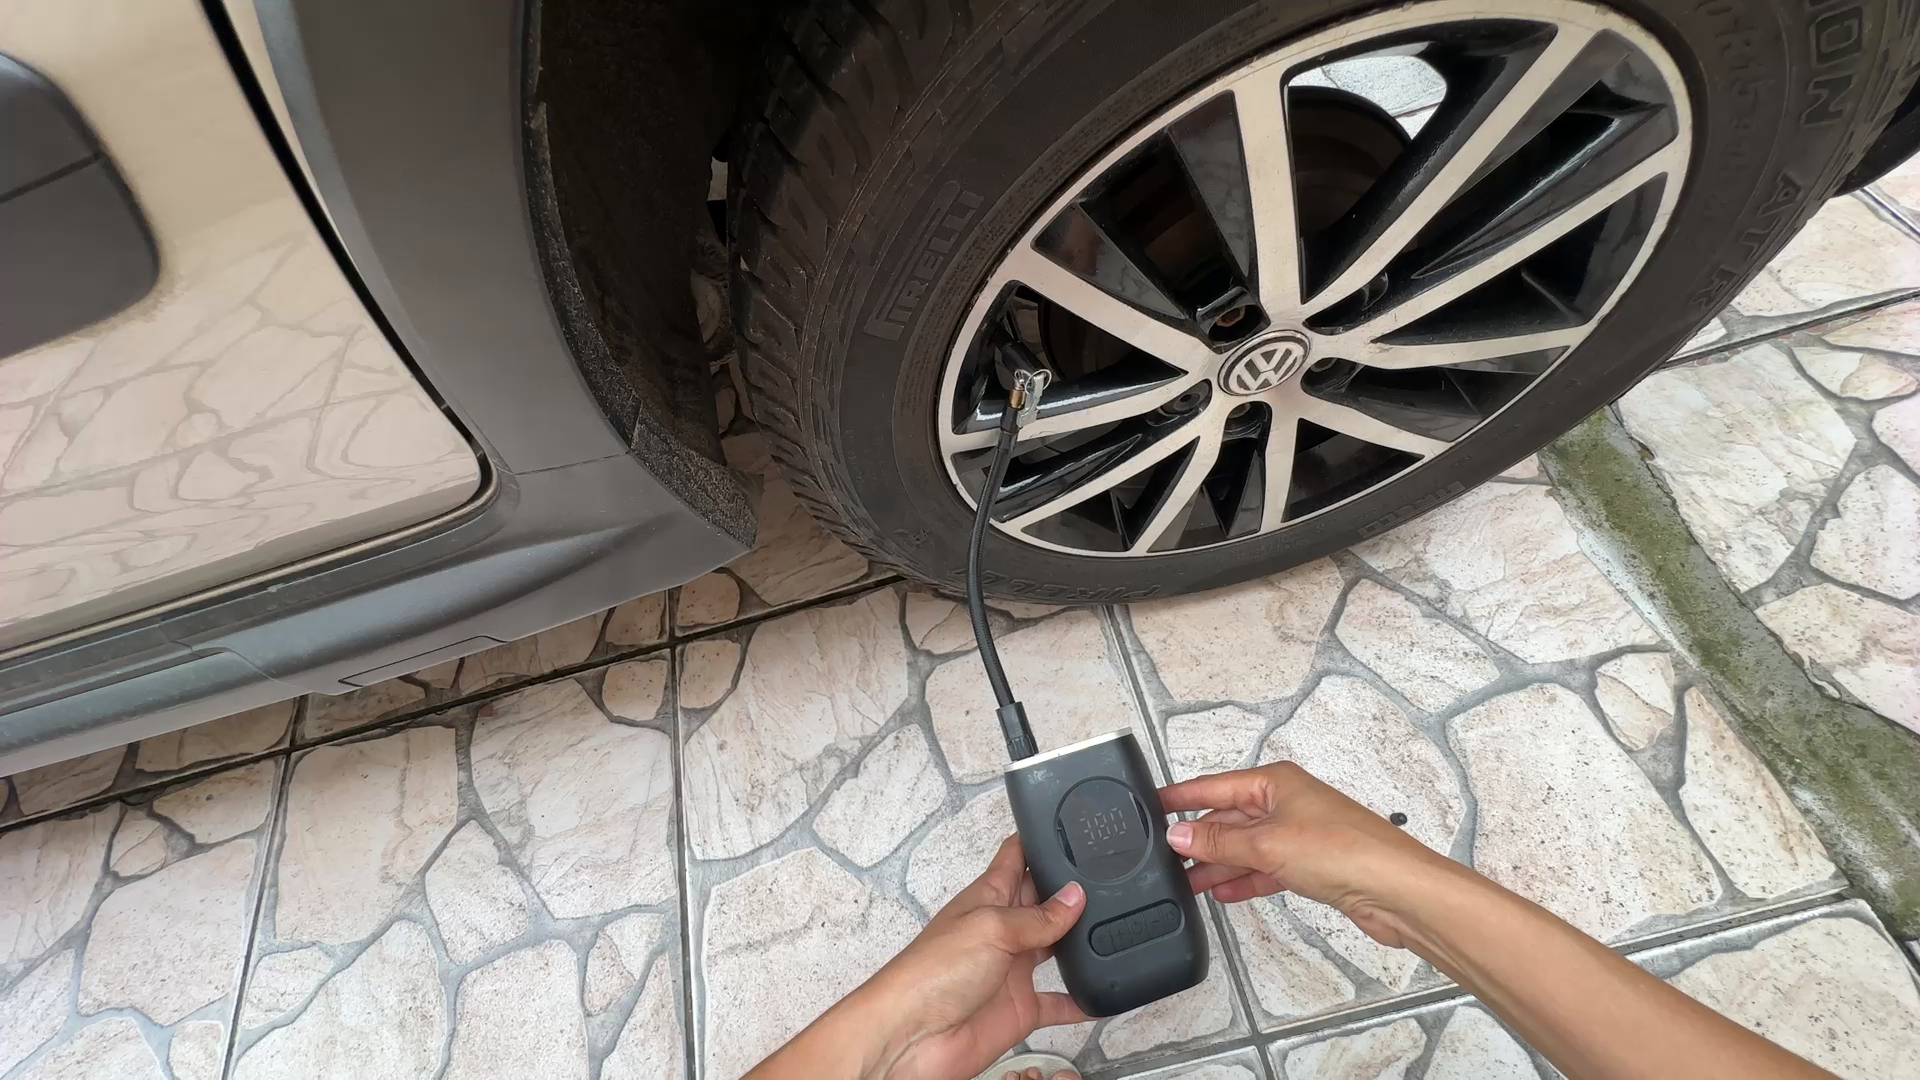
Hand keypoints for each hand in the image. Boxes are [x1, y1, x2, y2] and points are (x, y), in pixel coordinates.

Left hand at [851, 835, 1088, 1079]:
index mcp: (990, 896)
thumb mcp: (991, 929)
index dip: (1037, 839)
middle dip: (1069, 891)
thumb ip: (1036, 916)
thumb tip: (1074, 896)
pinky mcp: (1021, 1007)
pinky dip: (1081, 999)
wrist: (914, 1038)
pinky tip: (1104, 993)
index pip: (1016, 856)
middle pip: (1042, 899)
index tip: (1066, 824)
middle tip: (1109, 880)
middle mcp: (1004, 928)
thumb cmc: (933, 970)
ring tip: (1115, 928)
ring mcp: (1013, 968)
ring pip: (1055, 948)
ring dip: (1079, 941)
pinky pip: (1059, 1002)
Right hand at [1162, 761, 1457, 948]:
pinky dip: (1245, 879)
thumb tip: (1177, 834)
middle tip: (1166, 858)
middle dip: (1200, 840)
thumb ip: (1219, 842)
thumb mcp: (1268, 844)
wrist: (1400, 893)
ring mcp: (1298, 834)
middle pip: (1229, 819)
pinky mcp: (1311, 865)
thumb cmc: (1342, 851)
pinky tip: (1223, 892)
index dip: (1181, 796)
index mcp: (1274, 782)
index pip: (1214, 786)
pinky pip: (1266, 867)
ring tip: (1188, 883)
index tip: (1151, 804)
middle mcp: (1284, 802)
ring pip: (1246, 846)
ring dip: (1219, 864)